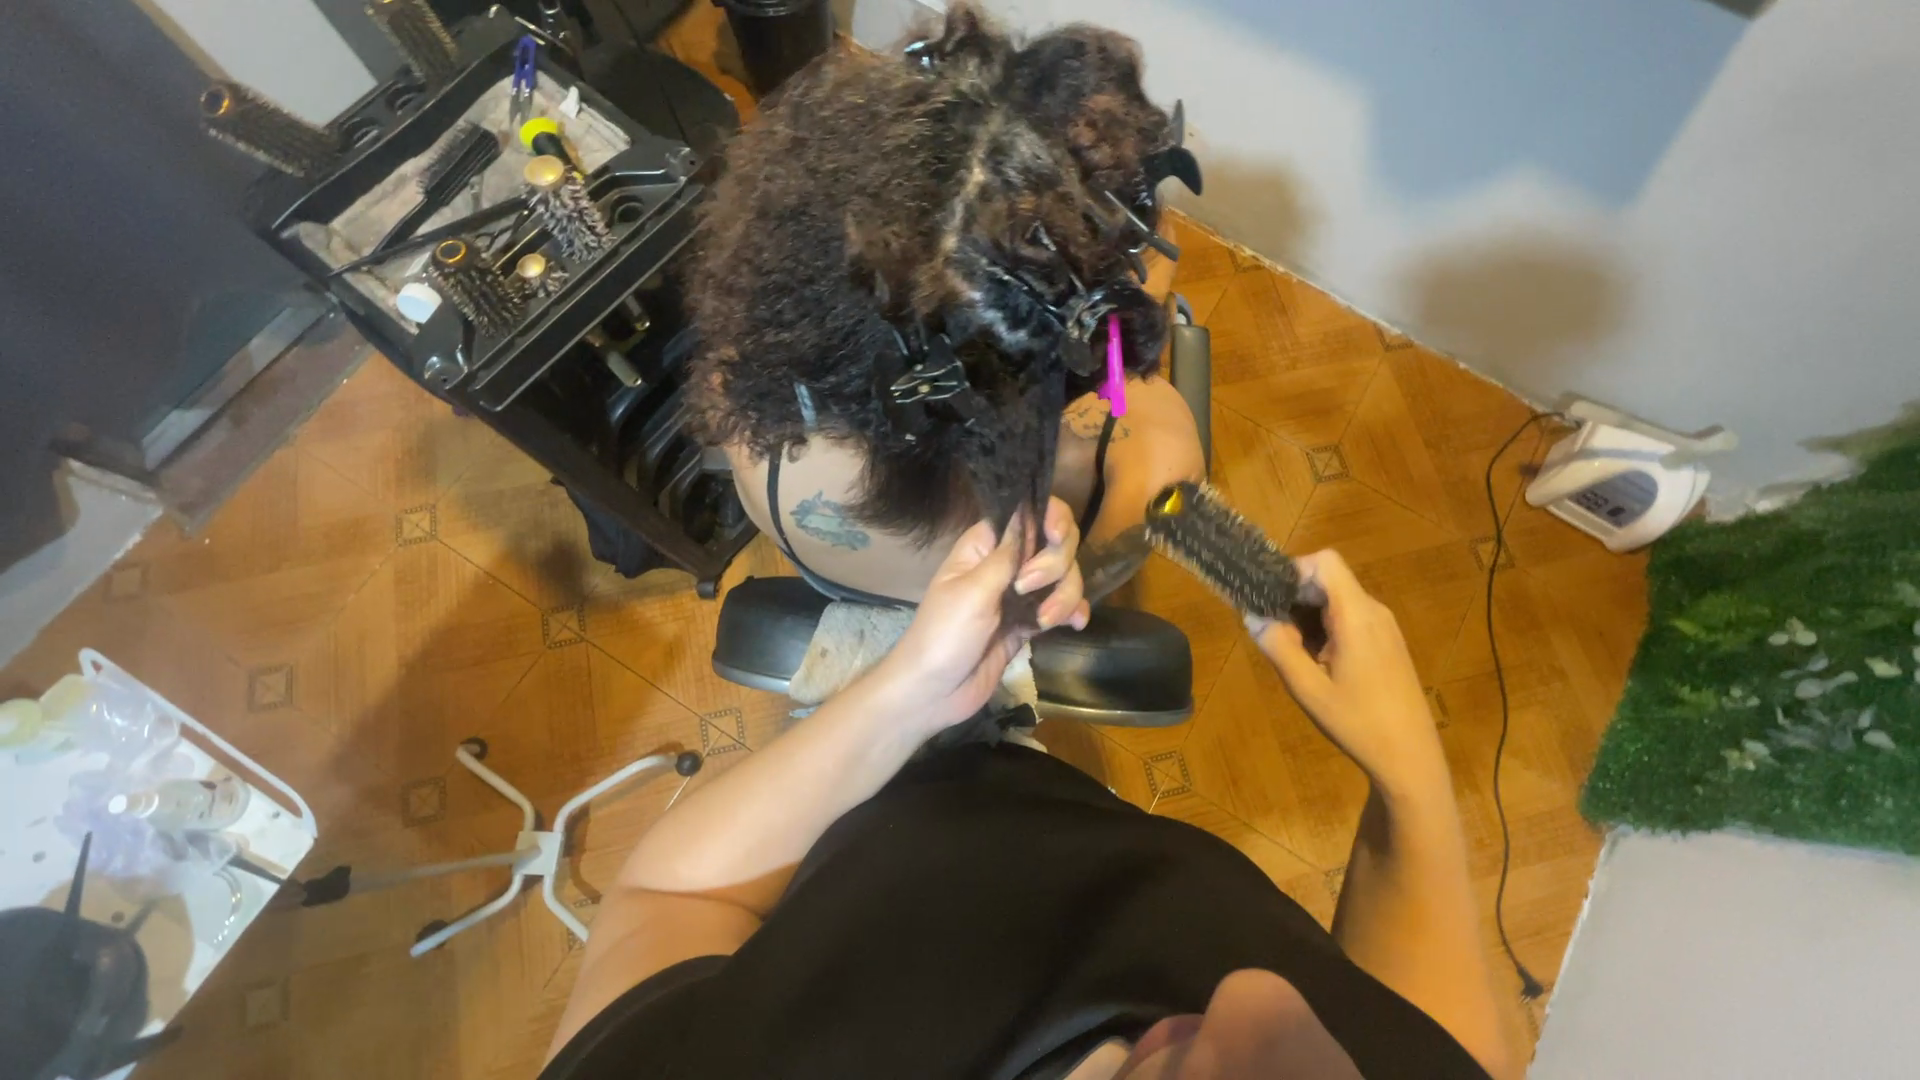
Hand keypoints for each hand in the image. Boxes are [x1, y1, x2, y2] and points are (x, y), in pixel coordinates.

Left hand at [875, 499, 1089, 731]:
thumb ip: (1007, 554)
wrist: (934, 692)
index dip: (1050, 518)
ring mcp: (1020, 595)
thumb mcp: (973, 591)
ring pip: (1065, 577)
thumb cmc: (943, 636)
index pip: (1027, 513)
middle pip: (1056, 543)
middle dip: (1056, 565)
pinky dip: (1073, 612)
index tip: (1055, 536)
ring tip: (1045, 622)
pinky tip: (1074, 624)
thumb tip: (1028, 511)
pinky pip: (1063, 607)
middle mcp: (1005, 563)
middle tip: (1028, 589)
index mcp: (984, 546)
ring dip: (1065, 596)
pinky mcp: (1029, 622)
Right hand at [1244, 551, 1445, 797]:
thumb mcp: (1306, 687)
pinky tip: (1318, 663)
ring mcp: (1384, 627)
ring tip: (1295, 654)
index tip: (1271, 601)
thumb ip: (1277, 646)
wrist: (1411, 758)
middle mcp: (1374, 611)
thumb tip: (1251, 615)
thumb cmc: (1357, 722)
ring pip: (1336, 599)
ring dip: (1308, 616)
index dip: (1293, 571)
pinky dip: (1325, 628)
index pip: (1324, 562)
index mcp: (1356, 616)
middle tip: (1276, 634)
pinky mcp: (1386, 642)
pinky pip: (1349, 617)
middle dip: (1294, 598)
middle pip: (1327, 579)